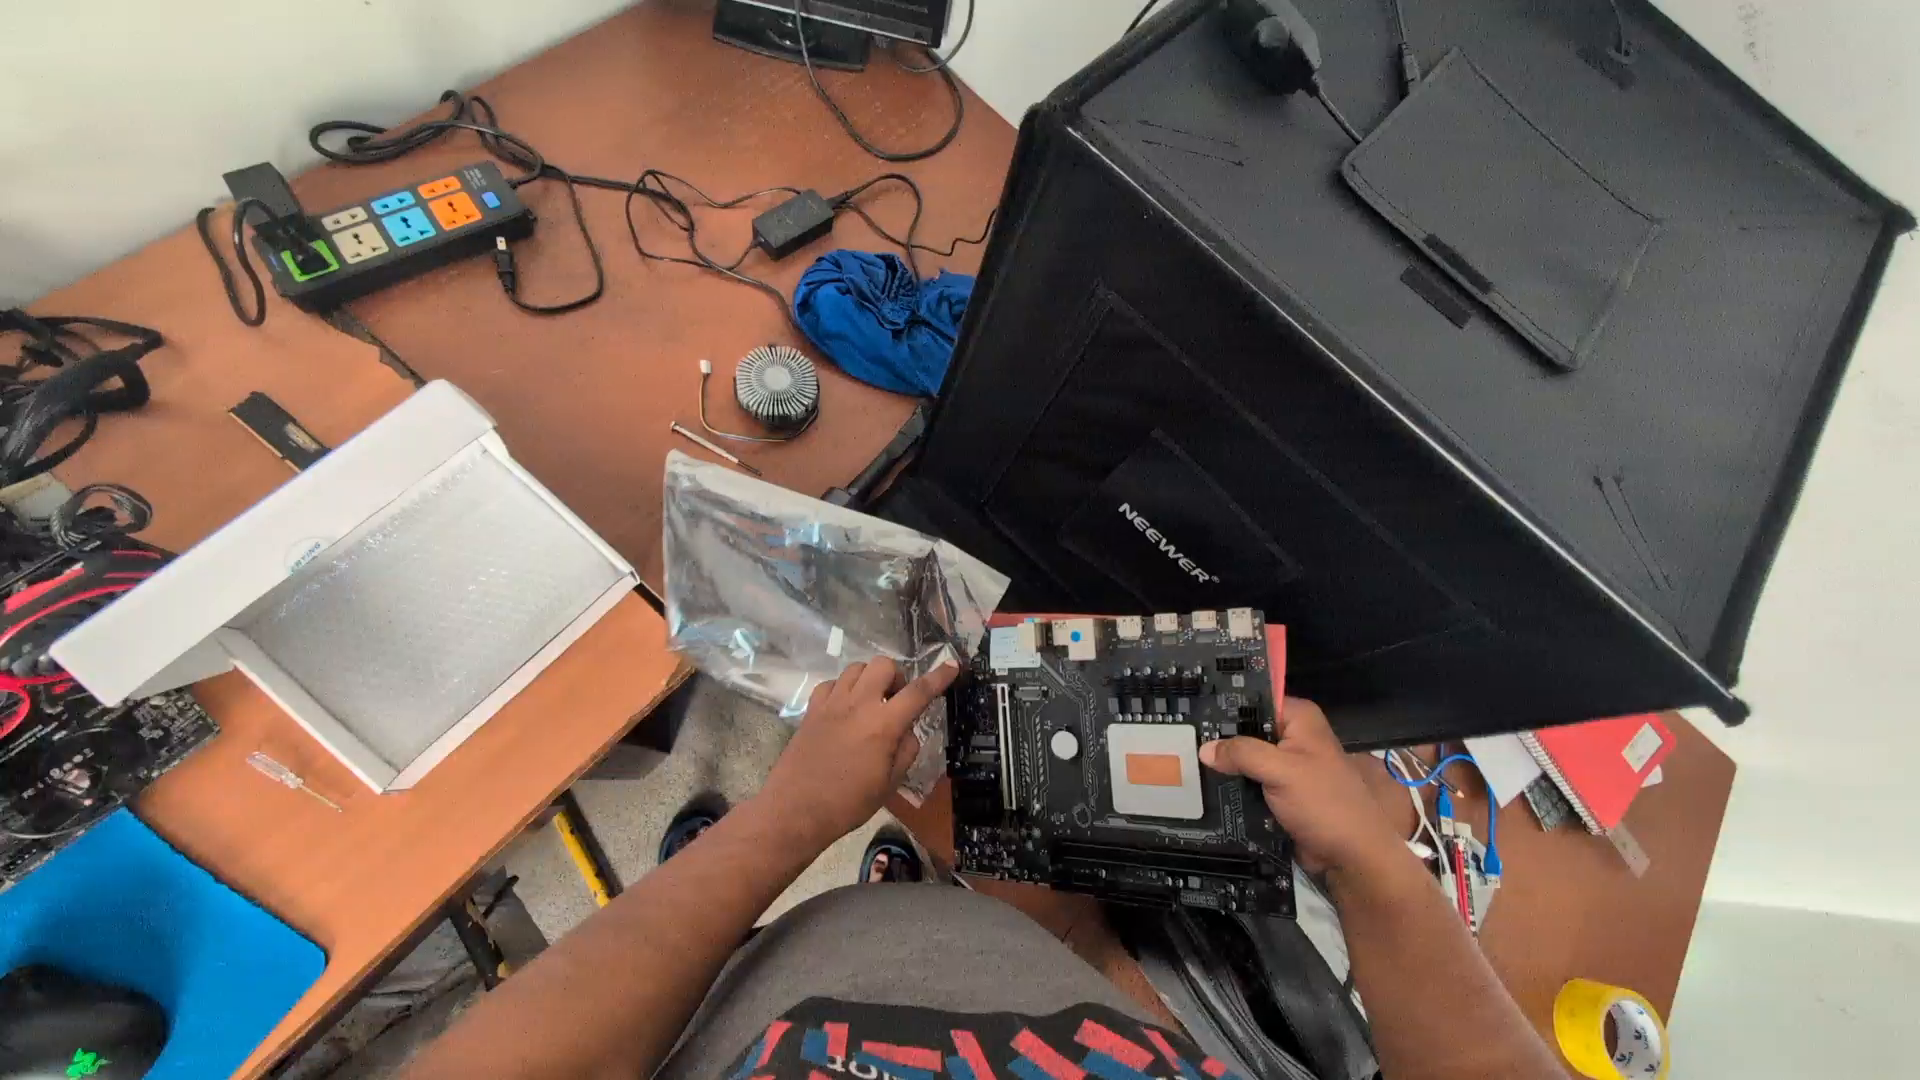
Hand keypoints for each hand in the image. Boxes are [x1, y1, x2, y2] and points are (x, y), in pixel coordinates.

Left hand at [757, 656, 959, 847]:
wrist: (795, 810)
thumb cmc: (848, 803)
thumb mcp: (889, 783)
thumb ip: (906, 750)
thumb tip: (907, 730)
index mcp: (883, 725)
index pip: (919, 691)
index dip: (939, 677)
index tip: (952, 666)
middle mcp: (858, 704)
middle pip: (883, 665)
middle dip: (896, 677)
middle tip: (895, 701)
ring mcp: (831, 703)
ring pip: (856, 668)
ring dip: (869, 679)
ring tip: (870, 703)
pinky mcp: (811, 709)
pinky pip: (831, 683)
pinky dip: (843, 689)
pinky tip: (844, 708)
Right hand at [1200, 697, 1414, 886]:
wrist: (1351, 857)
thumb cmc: (1325, 804)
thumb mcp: (1281, 770)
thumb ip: (1242, 753)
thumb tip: (1204, 749)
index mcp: (1299, 719)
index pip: (1255, 698)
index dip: (1225, 703)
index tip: (1191, 708)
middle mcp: (1292, 735)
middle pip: (1246, 728)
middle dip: (1219, 736)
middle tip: (1180, 736)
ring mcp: (1285, 764)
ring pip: (1245, 756)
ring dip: (1222, 762)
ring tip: (1183, 758)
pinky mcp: (1279, 790)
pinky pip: (1248, 779)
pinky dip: (1231, 782)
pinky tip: (1202, 781)